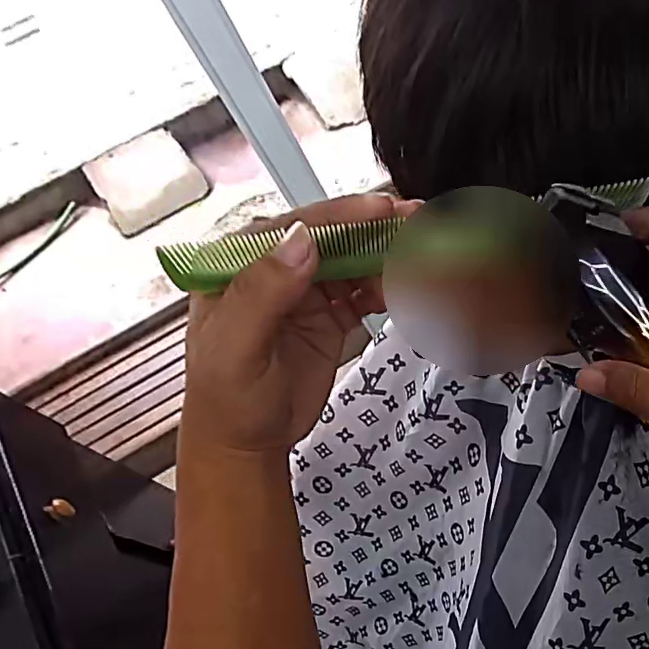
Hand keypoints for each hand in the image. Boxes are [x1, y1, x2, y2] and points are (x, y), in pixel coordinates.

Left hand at [182, 194, 417, 454]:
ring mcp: (306, 294)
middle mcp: (276, 271)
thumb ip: (263, 292)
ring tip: (421, 247)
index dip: (342, 216)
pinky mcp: (329, 317)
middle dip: (373, 227)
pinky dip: (386, 286)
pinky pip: (363, 293)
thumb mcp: (236, 347)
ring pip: (352, 262)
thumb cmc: (228, 397)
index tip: (381, 210)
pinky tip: (404, 283)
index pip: (297, 229)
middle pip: (332, 238)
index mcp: (241, 265)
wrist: (248, 438)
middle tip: (414, 219)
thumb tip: (300, 243)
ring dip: (385, 253)